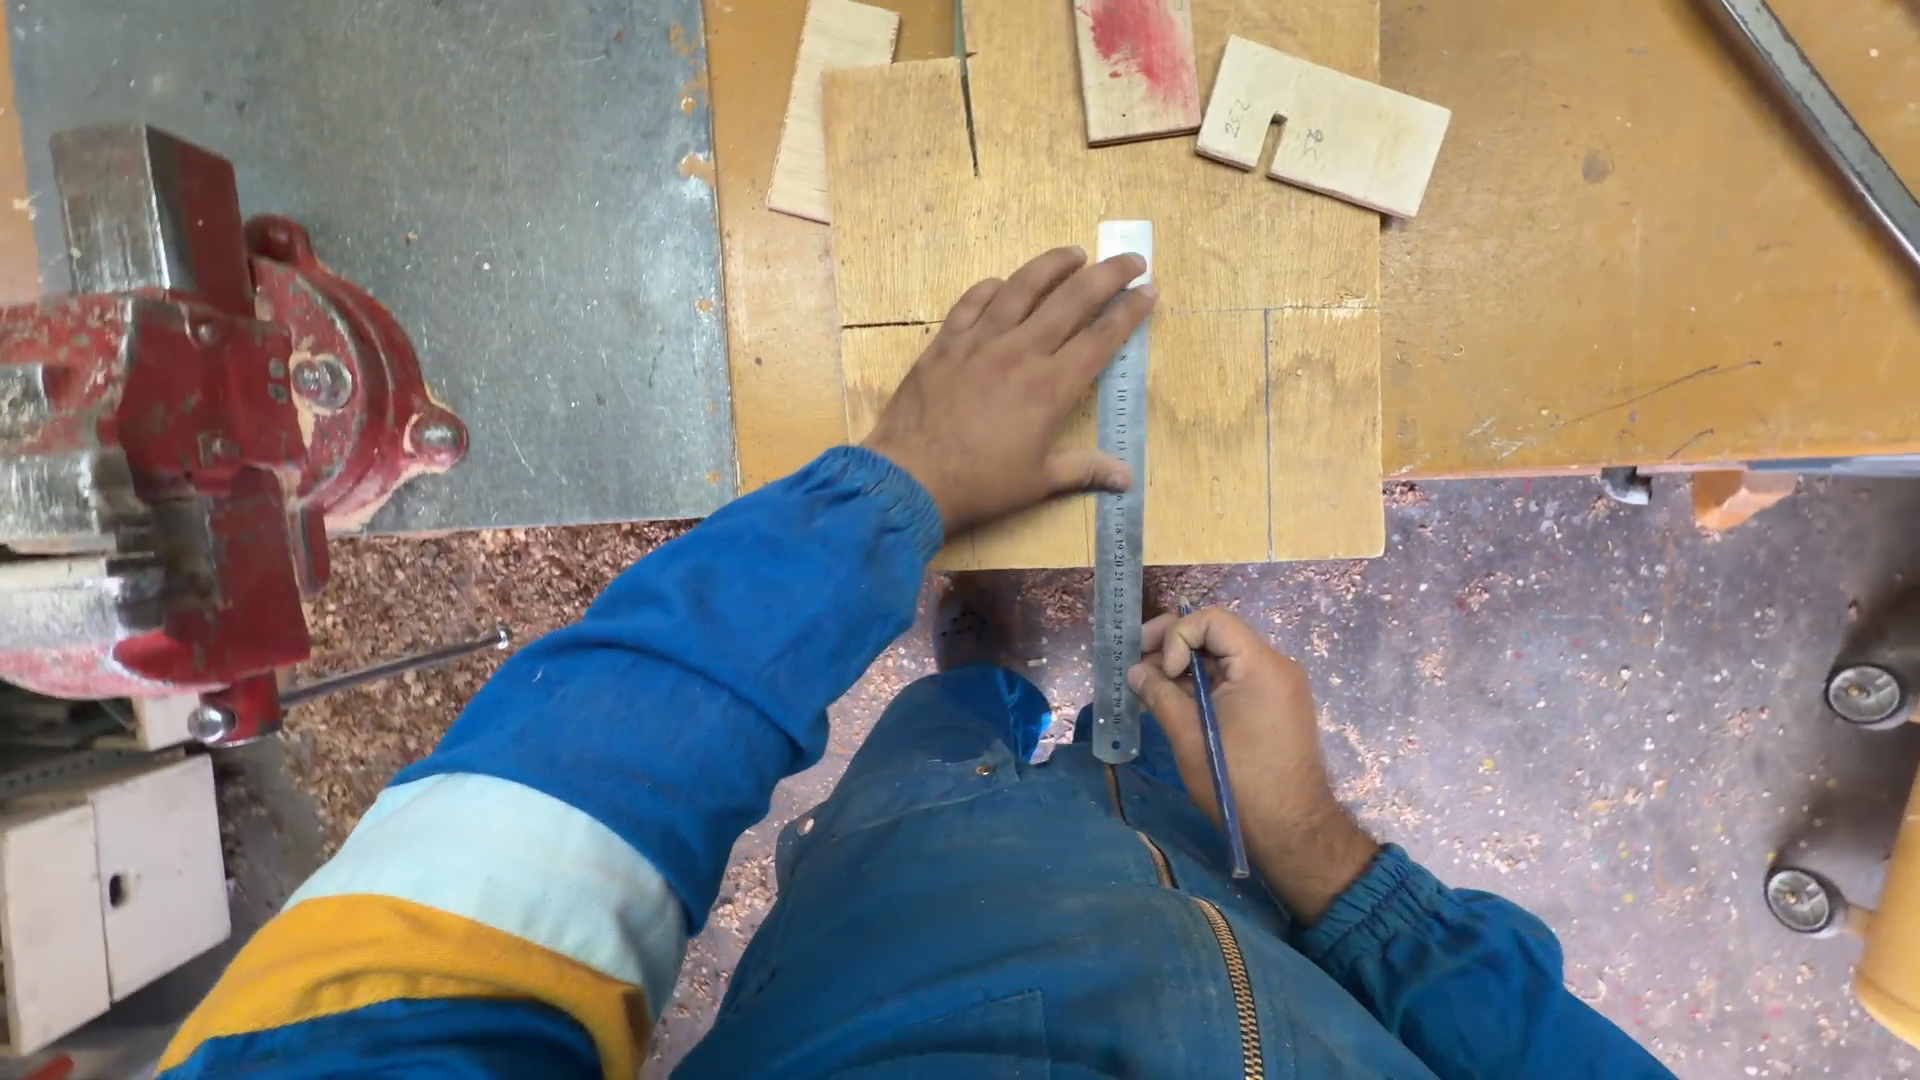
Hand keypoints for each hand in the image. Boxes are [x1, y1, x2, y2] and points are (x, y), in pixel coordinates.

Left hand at [862, 247, 1156, 536]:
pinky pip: (973, 302)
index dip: (1129, 311)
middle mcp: (1021, 352)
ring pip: (1022, 287)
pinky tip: (1002, 283)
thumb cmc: (979, 484)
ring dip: (1053, 265)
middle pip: (1072, 299)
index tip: (1149, 291)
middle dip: (1108, 275)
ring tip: (1075, 253)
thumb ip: (1084, 469)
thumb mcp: (1038, 482)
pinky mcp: (945, 342)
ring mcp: (980, 342)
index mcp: (1051, 387)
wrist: (911, 477)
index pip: (1101, 338)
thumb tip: (1127, 479)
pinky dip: (992, 287)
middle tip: (1129, 260)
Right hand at [1129, 607, 1378, 922]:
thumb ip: (1158, 693)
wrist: (1292, 832)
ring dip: (1182, 667)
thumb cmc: (1237, 781)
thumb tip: (1135, 671)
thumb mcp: (1188, 734)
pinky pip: (1230, 679)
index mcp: (1261, 665)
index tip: (1163, 672)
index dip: (1176, 636)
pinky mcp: (1271, 705)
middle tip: (1138, 664)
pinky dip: (1200, 685)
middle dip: (1171, 646)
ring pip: (1219, 658)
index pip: (1211, 620)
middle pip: (1215, 634)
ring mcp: (1275, 686)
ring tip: (1149, 688)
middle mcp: (1274, 666)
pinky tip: (1173, 702)